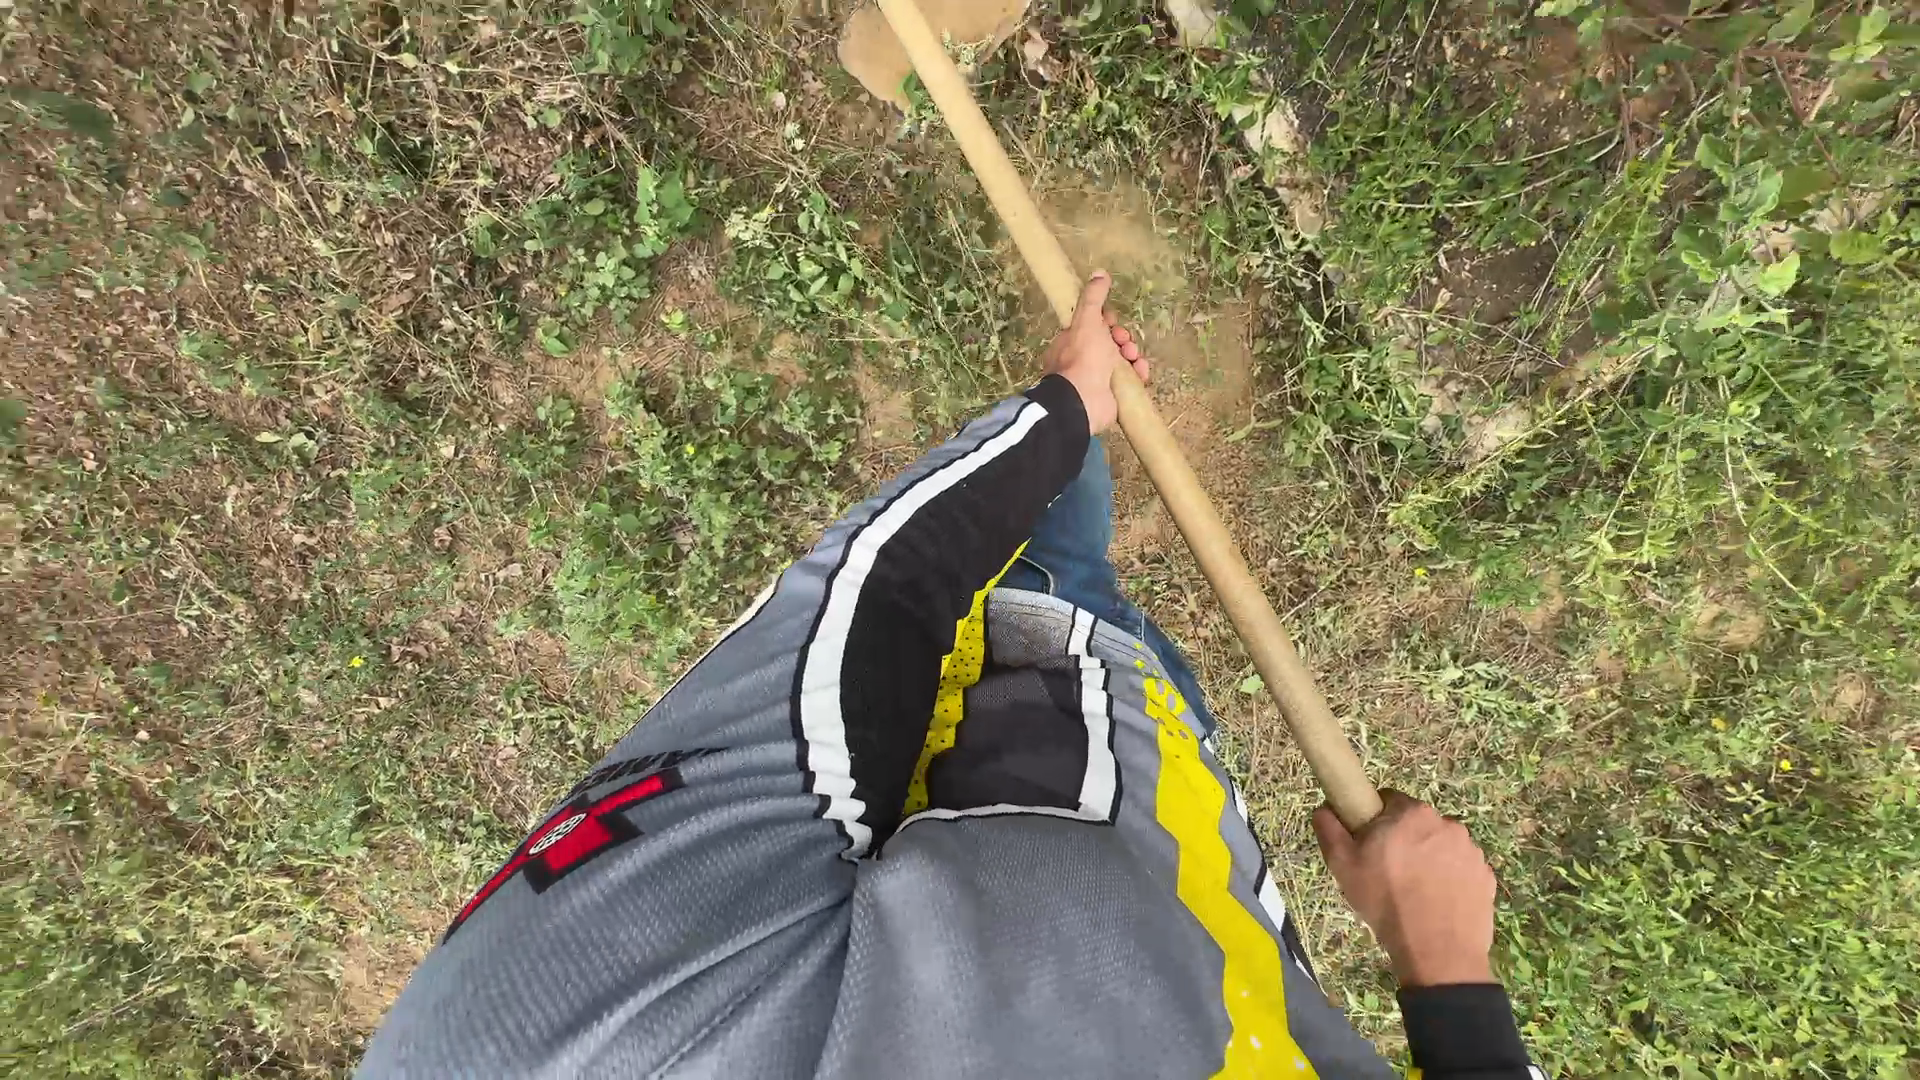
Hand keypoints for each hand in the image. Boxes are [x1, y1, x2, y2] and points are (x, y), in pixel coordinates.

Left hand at [1042, 271, 1150, 434]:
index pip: (1093, 327)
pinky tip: (1140, 373)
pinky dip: (1137, 374)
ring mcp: (1097, 379)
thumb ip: (1093, 298)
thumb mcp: (1087, 321)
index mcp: (1071, 342)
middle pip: (1110, 343)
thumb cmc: (1082, 358)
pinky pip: (1129, 380)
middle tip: (1124, 342)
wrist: (1083, 401)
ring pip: (1122, 361)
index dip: (1106, 322)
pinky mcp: (1112, 395)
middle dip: (1122, 339)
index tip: (1112, 322)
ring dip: (1133, 355)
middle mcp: (1083, 361)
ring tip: (1133, 358)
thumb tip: (1099, 273)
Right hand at [1312, 791, 1497, 987]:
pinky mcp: (1487, 878)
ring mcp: (1472, 852)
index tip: (1368, 844)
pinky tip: (1436, 900)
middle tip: (1386, 868)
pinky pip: (1460, 867)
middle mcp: (1447, 823)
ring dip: (1426, 856)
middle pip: (1415, 822)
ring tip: (1413, 888)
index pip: (1387, 800)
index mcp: (1411, 812)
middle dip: (1402, 838)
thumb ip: (1328, 827)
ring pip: (1439, 844)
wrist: (1438, 953)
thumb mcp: (1341, 863)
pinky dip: (1448, 877)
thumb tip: (1325, 808)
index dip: (1374, 819)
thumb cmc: (1385, 900)